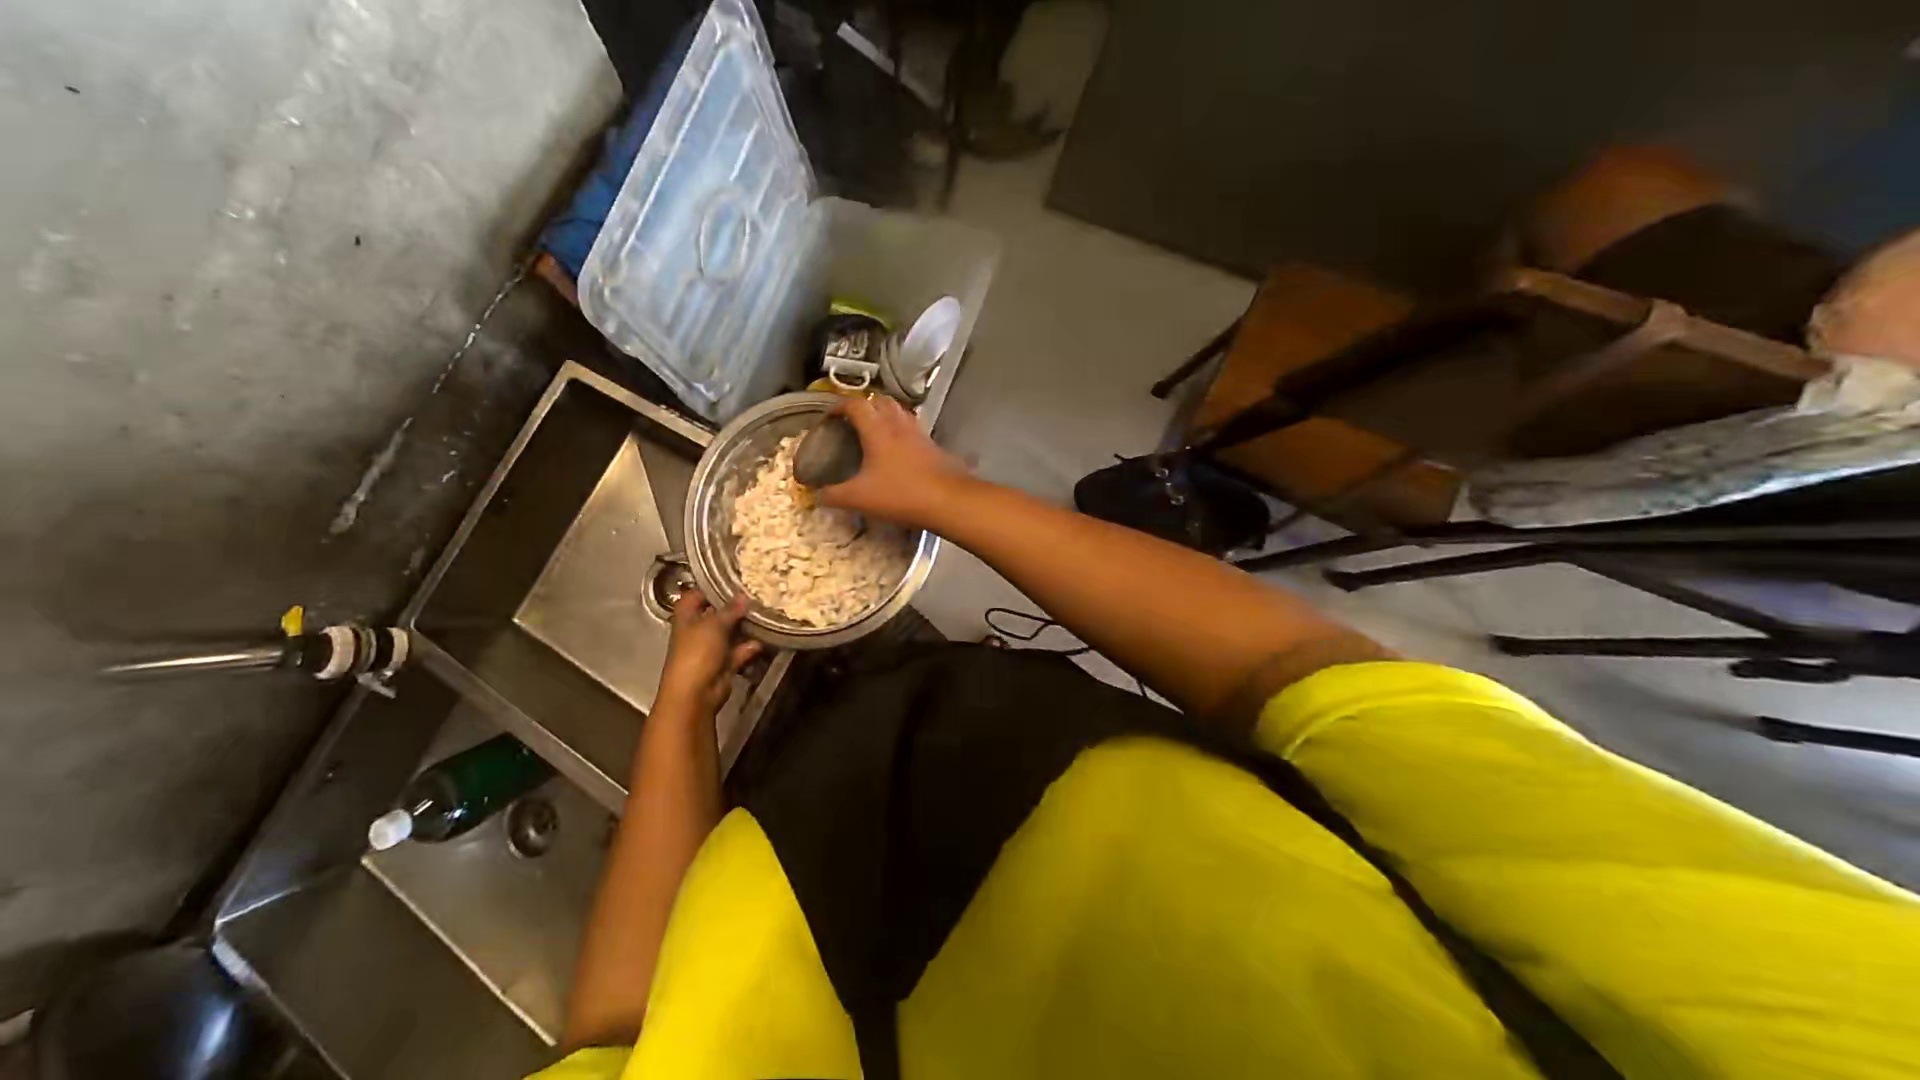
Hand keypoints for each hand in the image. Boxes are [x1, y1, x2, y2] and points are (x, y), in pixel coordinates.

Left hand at [656, 588, 761, 715]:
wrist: (696, 693)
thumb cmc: (697, 652)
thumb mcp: (713, 624)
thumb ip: (730, 610)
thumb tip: (743, 596)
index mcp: (686, 618)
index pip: (694, 596)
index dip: (709, 586)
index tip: (730, 577)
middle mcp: (698, 631)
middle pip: (716, 613)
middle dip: (734, 606)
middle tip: (756, 593)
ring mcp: (711, 648)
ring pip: (731, 632)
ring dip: (745, 626)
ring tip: (765, 612)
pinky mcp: (724, 664)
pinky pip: (740, 651)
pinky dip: (750, 647)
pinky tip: (764, 639)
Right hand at [816, 395, 972, 529]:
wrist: (949, 500)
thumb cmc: (901, 493)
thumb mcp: (860, 498)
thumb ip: (834, 495)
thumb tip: (817, 495)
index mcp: (878, 429)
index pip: (855, 404)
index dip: (839, 407)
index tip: (829, 418)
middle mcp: (899, 424)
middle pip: (880, 402)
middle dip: (865, 406)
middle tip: (853, 422)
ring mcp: (920, 434)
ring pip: (900, 413)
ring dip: (886, 416)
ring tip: (875, 433)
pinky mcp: (934, 447)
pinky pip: (914, 430)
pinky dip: (902, 433)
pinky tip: (899, 453)